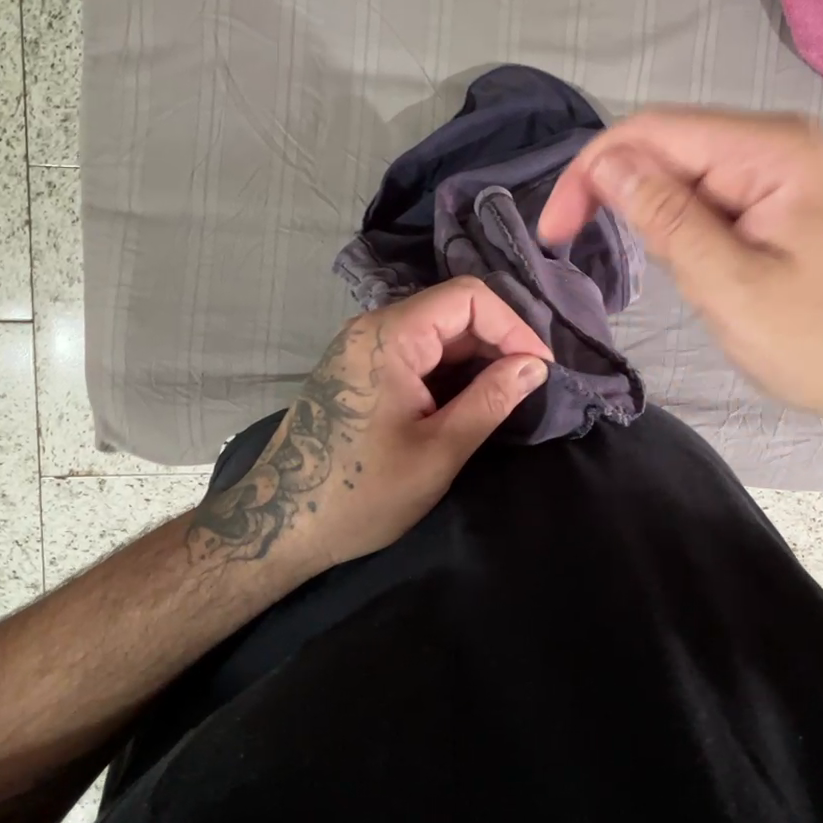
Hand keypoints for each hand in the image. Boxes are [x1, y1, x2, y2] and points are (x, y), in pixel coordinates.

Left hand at [187, 276, 552, 570]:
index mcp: (389, 336)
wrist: (281, 526)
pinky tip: (472, 399)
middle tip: (531, 384)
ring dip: (477, 357)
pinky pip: (416, 352)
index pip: (467, 297)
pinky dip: (450, 369)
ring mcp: (362, 348)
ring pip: (436, 332)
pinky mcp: (359, 370)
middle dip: (498, 340)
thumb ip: (491, 399)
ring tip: (509, 393)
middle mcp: (372, 328)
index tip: (540, 369)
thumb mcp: (439, 450)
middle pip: (452, 310)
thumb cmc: (362, 493)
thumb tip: (535, 365)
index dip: (513, 325)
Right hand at [539, 109, 822, 433]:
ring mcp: (793, 170)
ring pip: (692, 173)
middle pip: (671, 145)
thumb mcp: (735, 289)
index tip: (555, 231)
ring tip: (654, 268)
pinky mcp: (795, 199)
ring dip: (656, 213)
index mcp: (772, 150)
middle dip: (619, 191)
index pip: (653, 131)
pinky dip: (689, 225)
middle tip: (578, 250)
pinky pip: (721, 195)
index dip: (591, 171)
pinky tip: (691, 262)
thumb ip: (668, 220)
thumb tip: (610, 164)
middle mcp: (783, 142)